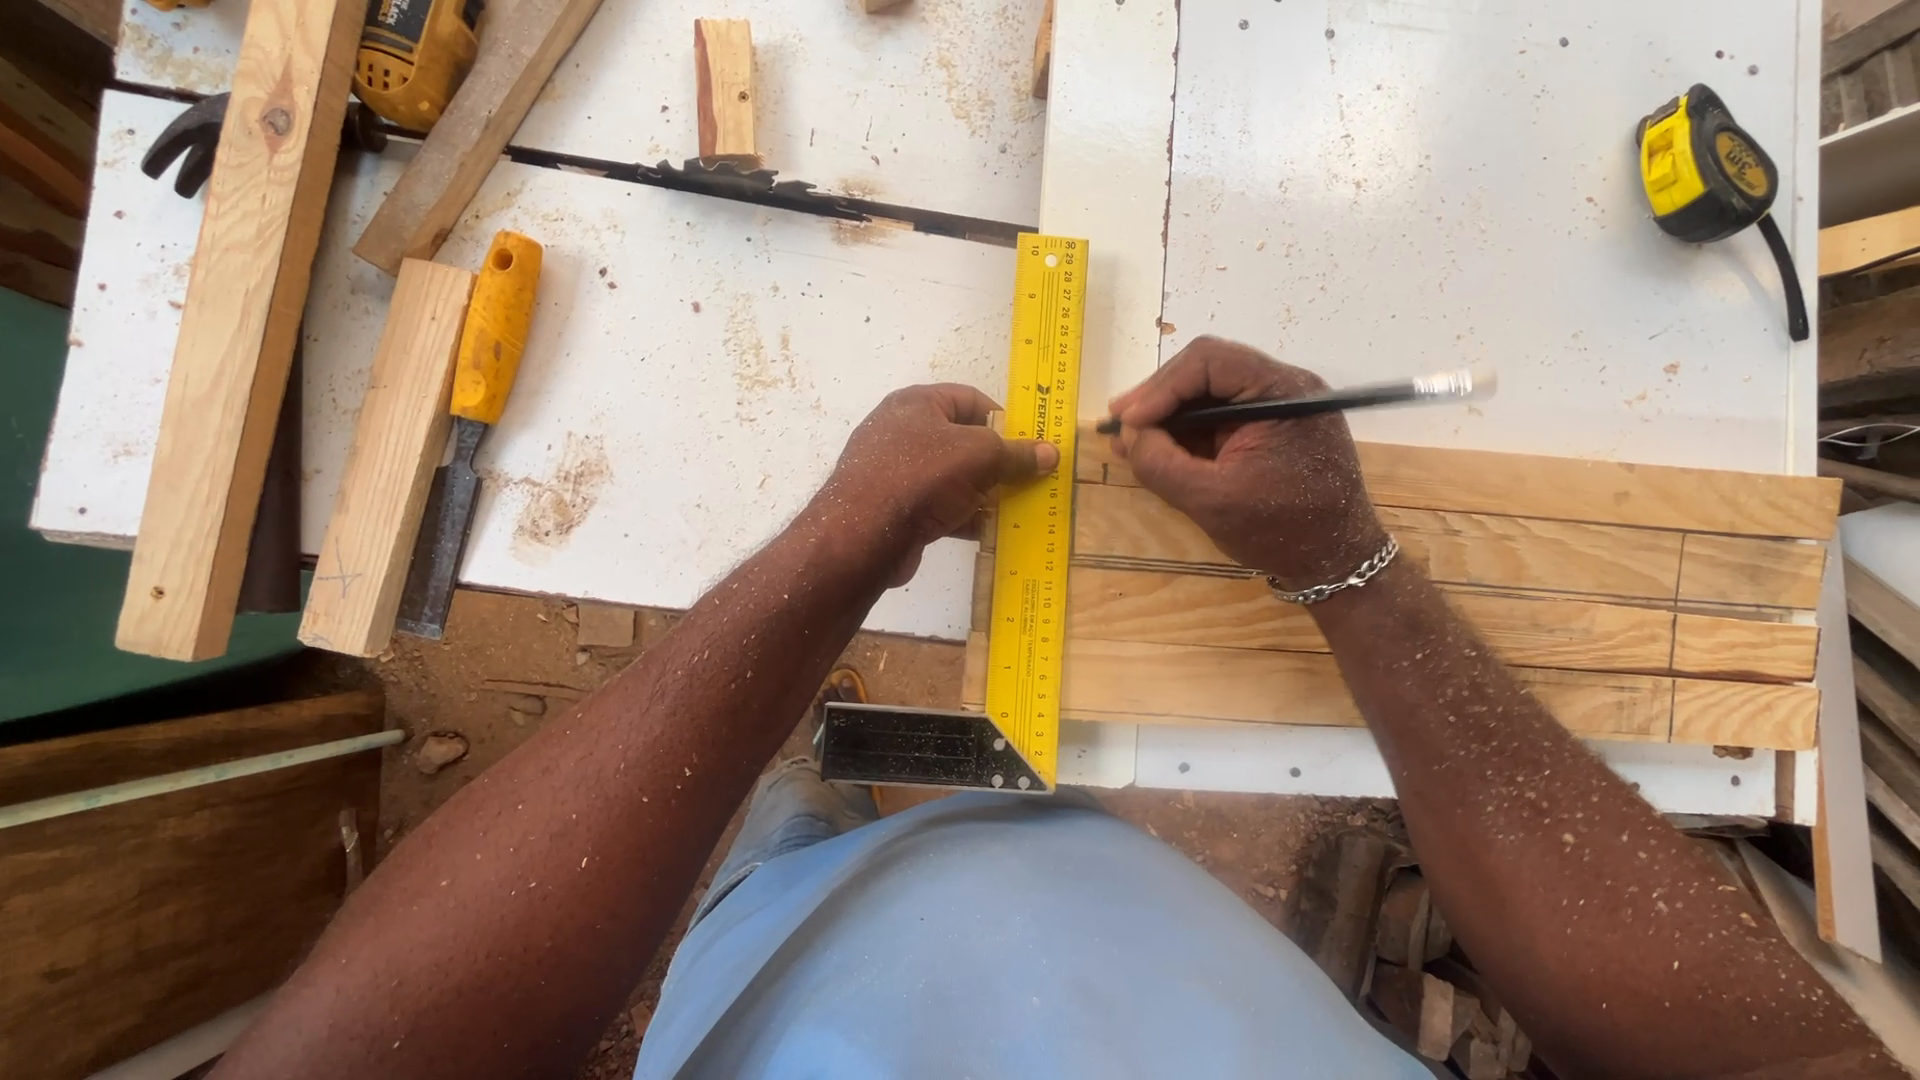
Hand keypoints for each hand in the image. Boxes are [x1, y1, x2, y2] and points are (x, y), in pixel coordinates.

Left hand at [811, 384, 1059, 586]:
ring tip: (1013, 508)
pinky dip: (962, 516)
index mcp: (917, 404)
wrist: (863, 536)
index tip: (1028, 443)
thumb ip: (1016, 453)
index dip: (1002, 418)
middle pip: (961, 440)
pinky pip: (938, 506)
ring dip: (982, 493)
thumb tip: (1050, 453)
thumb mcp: (980, 456)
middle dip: (996, 461)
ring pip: (951, 477)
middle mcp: (902, 432)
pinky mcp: (894, 508)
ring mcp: (895, 472)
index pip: (970, 399)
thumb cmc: (921, 478)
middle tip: (1026, 479)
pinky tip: (986, 531)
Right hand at [1108, 337, 1386, 587]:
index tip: (1129, 420)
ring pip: (1207, 396)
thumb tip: (1129, 434)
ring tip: (1127, 441)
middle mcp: (1281, 389)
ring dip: (1166, 417)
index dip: (1160, 387)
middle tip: (1119, 425)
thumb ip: (1163, 464)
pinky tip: (1154, 450)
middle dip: (1158, 399)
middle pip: (1205, 373)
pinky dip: (1184, 434)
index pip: (1209, 362)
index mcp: (1281, 392)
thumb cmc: (1281, 530)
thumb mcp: (1211, 500)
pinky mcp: (1266, 432)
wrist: (1334, 561)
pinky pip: (1217, 420)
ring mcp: (1275, 410)